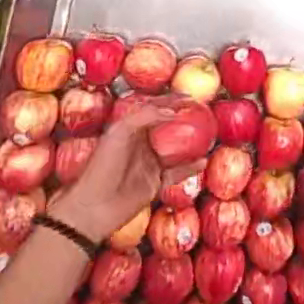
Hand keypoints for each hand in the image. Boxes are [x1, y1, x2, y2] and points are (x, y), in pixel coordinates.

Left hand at [48, 97, 198, 242]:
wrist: (95, 205)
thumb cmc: (103, 164)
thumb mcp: (120, 132)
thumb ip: (145, 116)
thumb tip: (171, 111)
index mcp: (131, 128)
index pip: (154, 109)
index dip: (170, 101)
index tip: (188, 97)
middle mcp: (142, 143)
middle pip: (167, 128)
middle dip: (184, 120)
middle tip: (203, 114)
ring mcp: (150, 163)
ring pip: (175, 150)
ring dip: (191, 144)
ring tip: (208, 136)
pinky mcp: (156, 183)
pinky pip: (177, 174)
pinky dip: (190, 168)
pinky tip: (203, 161)